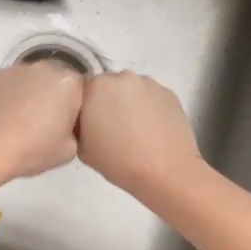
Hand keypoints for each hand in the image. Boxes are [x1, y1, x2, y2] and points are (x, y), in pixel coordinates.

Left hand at [0, 62, 83, 179]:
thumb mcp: (69, 150)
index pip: (80, 90)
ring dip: (26, 94)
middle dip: (50, 96)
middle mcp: (42, 67)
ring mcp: (13, 68)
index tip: (64, 124)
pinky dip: (3, 96)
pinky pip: (3, 85)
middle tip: (41, 123)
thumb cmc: (32, 150)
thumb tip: (64, 125)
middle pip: (52, 80)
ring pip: (26, 80)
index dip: (73, 107)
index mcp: (68, 82)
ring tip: (15, 121)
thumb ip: (74, 130)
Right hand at [77, 71, 204, 193]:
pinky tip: (153, 130)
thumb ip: (80, 124)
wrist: (166, 172)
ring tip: (137, 130)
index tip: (93, 123)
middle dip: (110, 101)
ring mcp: (150, 83)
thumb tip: (88, 119)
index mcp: (97, 86)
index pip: (85, 89)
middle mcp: (123, 77)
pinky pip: (152, 97)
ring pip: (133, 90)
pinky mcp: (170, 92)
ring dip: (131, 104)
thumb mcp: (82, 148)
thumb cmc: (118, 162)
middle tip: (114, 126)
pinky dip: (150, 109)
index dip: (88, 106)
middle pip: (110, 85)